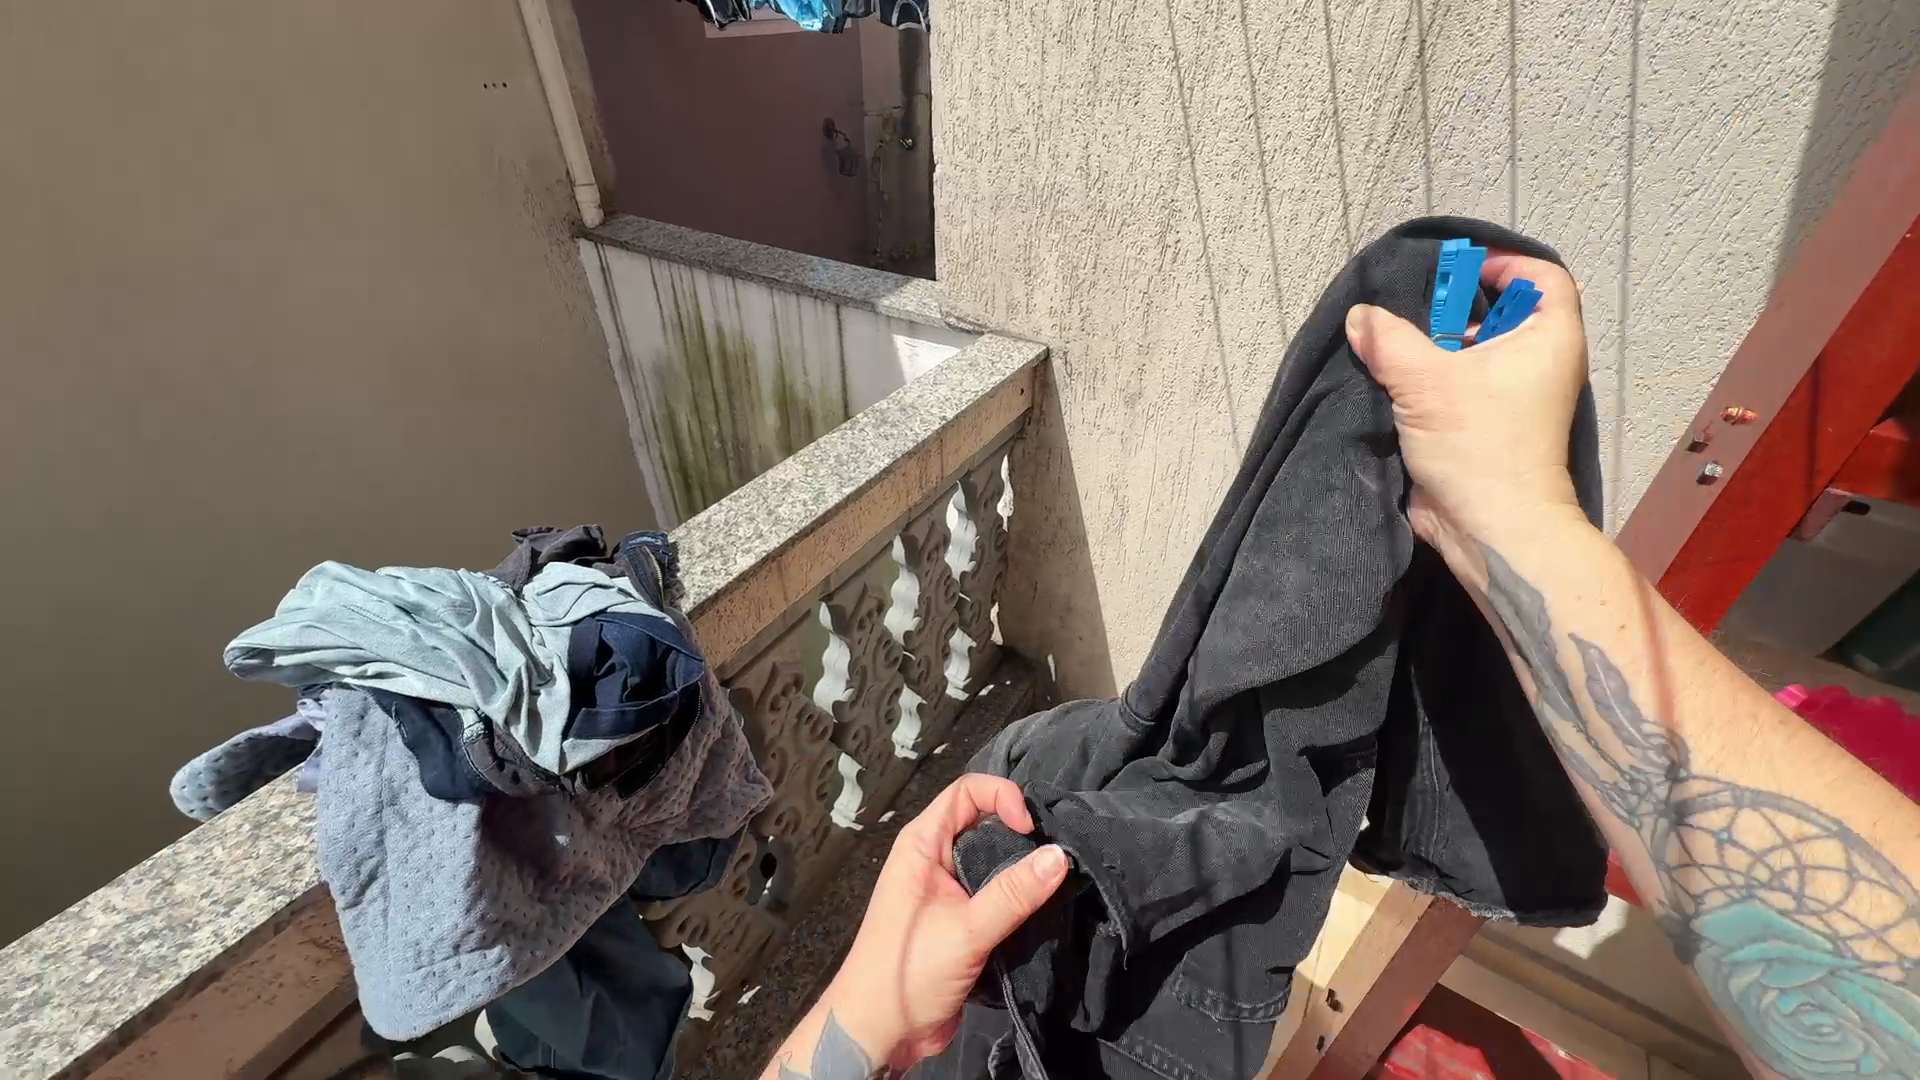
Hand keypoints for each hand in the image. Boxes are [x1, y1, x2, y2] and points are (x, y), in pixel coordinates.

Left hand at [816, 774, 1067, 1069]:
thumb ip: (1013, 893)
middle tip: (1051, 852)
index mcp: (923, 842)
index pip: (967, 791)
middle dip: (1017, 827)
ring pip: (989, 854)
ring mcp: (945, 886)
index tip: (1030, 829)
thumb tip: (1060, 854)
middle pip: (982, 818)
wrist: (878, 1034)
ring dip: (1019, 862)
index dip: (1002, 797)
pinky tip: (1040, 903)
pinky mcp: (958, 915)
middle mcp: (933, 855)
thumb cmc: (908, 971)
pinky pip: (991, 887)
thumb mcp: (966, 930)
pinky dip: (1015, 890)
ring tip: (1052, 876)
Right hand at [1344, 253, 1592, 565]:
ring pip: (1470, 355)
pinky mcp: (1478, 426)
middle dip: (1452, 310)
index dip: (1504, 265)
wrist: (1488, 523)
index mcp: (1546, 339)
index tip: (1458, 268)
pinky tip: (1389, 382)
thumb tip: (1360, 317)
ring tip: (1390, 347)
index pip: (1541, 279)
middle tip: (1409, 309)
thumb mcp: (1427, 383)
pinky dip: (1425, 381)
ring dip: (1431, 349)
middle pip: (1497, 317)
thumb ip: (1389, 343)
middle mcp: (1534, 364)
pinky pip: (1454, 387)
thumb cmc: (1478, 444)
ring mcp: (1507, 398)